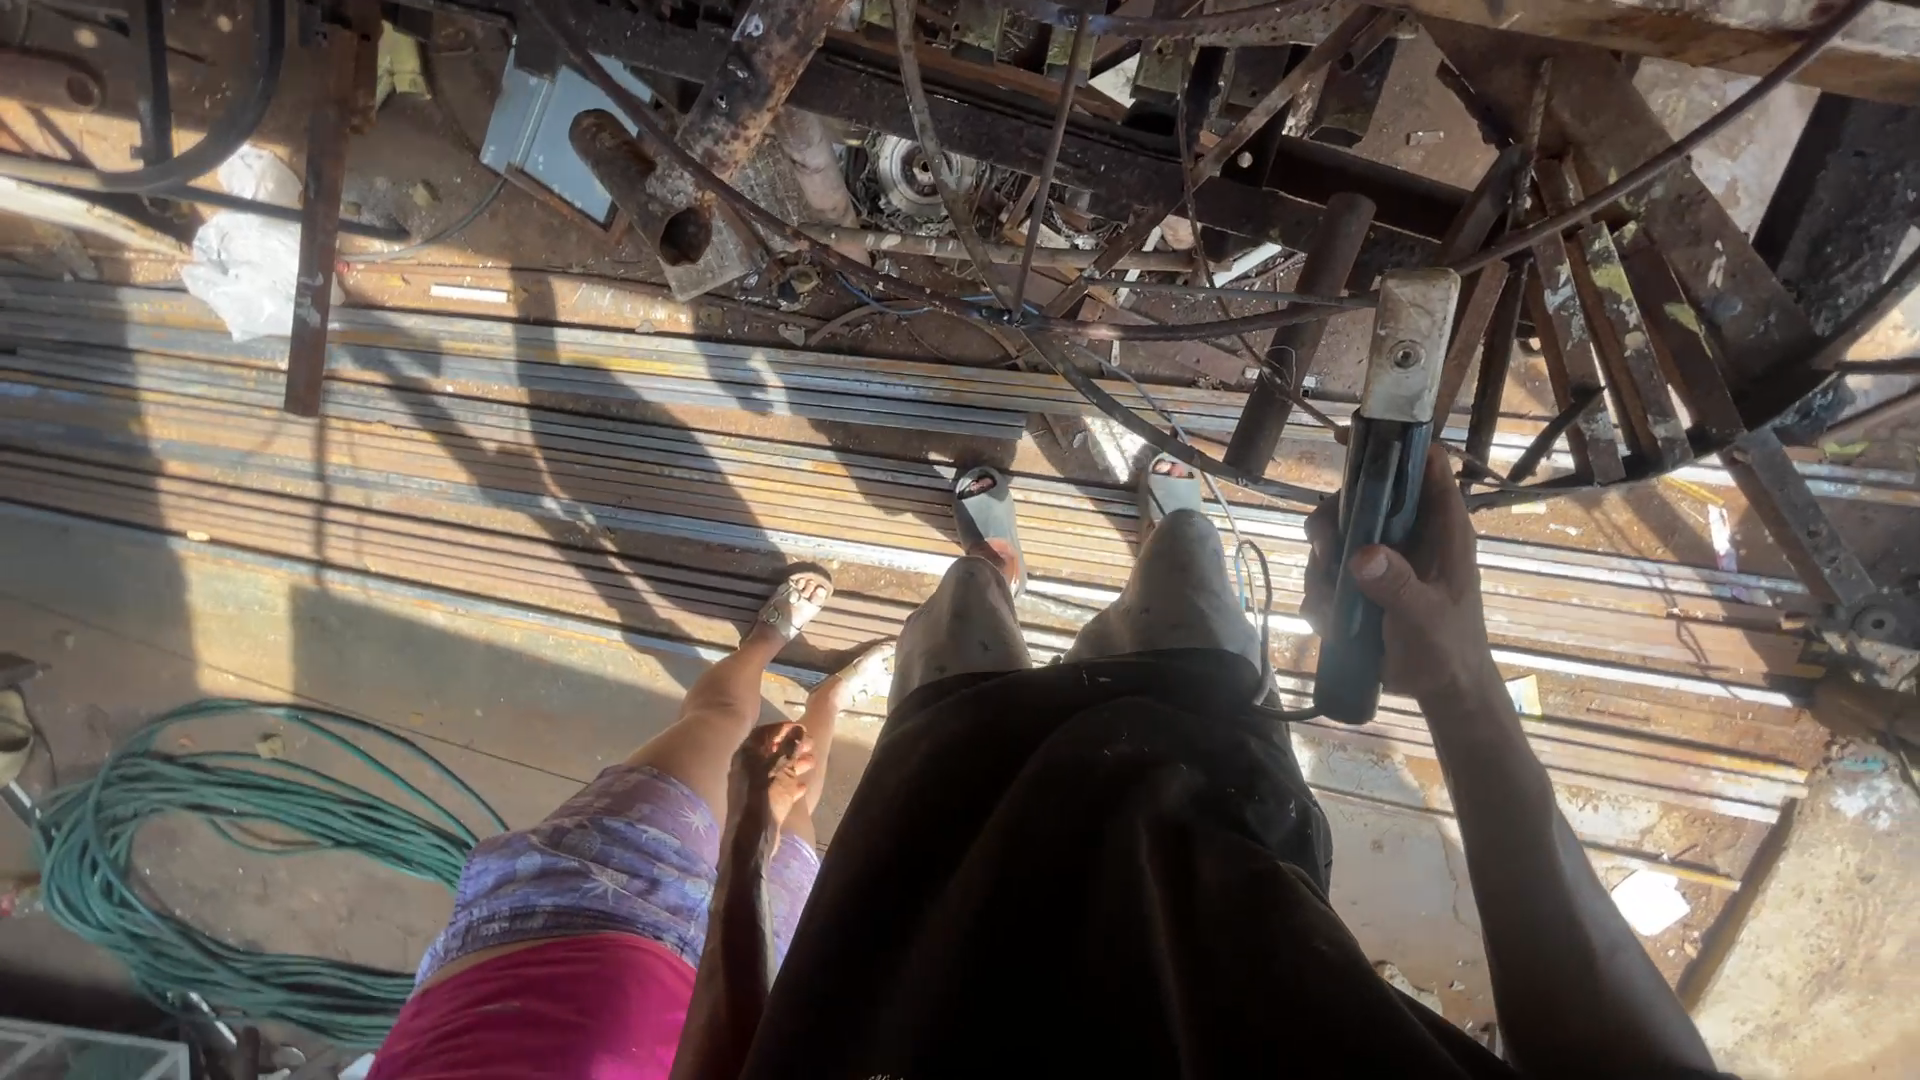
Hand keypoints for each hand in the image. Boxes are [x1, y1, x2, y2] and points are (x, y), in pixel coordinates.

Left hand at [727, 722, 814, 840]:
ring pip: (775, 770)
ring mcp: (750, 787)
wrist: (753, 836)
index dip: (784, 728)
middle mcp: (745, 767)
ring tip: (812, 763)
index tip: (802, 729)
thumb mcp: (783, 767)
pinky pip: (774, 788)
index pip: (765, 732)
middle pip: (771, 750)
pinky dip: (789, 785)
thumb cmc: (767, 794)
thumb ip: (791, 746)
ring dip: (794, 764)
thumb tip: (799, 729)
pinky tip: (803, 787)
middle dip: (793, 746)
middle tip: (812, 745)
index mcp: (746, 754)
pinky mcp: (757, 804)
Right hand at [1303, 444, 1499, 705]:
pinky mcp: (1357, 586)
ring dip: (1321, 568)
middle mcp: (1405, 537)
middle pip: (1357, 501)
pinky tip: (1331, 621)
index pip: (1422, 468)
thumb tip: (1359, 554)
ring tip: (1332, 602)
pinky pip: (1322, 577)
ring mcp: (1378, 562)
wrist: (1439, 691)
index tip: (1347, 438)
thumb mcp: (1426, 617)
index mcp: (1440, 530)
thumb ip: (1396, 586)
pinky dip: (1319, 597)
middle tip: (1323, 548)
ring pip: (1332, 540)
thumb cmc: (1448, 648)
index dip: (1391, 444)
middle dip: (1331, 522)